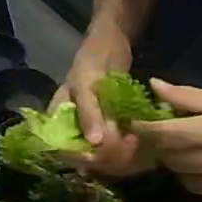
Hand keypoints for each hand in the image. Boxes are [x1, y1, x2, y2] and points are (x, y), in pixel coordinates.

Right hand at [53, 29, 152, 179]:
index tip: (101, 159)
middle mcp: (74, 124)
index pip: (61, 148)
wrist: (113, 41)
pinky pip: (118, 147)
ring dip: (121, 157)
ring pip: (103, 154)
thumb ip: (89, 113)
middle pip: (85, 156)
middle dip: (106, 159)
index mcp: (59, 115)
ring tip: (138, 146)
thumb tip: (94, 143)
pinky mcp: (112, 126)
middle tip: (128, 150)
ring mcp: (94, 126)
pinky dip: (129, 150)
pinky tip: (142, 148)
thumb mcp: (87, 84)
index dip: (78, 158)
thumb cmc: (94, 59)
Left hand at [132, 80, 201, 201]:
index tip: (135, 126)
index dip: (146, 132)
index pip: (166, 137)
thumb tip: (155, 86)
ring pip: (193, 185)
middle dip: (166, 149)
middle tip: (168, 137)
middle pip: (175, 162)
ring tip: (200, 152)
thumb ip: (195, 97)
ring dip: (188, 169)